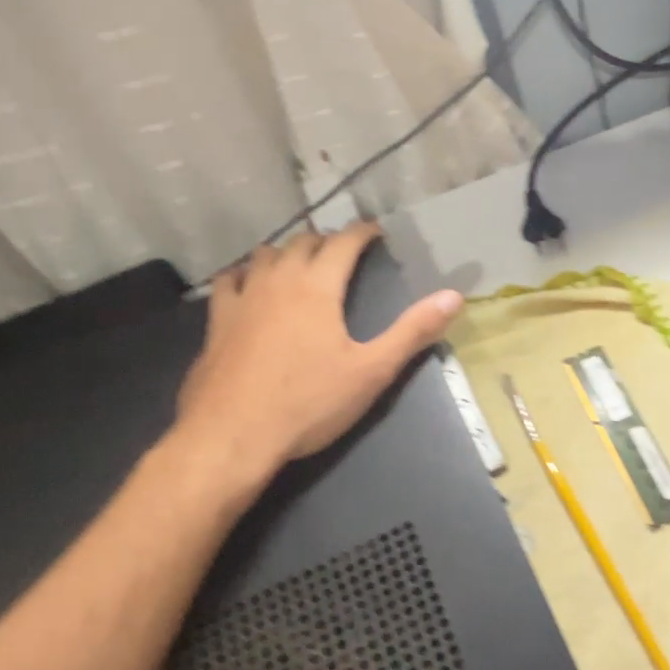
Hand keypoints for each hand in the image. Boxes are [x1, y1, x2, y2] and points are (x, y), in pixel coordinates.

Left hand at [165, 223, 462, 504]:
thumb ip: (412, 331)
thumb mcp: (371, 371)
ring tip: (299, 264)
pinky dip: (244, 275)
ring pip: (263, 256)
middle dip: (326, 241)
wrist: (231, 437)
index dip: (362, 232)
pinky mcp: (215, 322)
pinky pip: (229, 281)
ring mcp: (241, 299)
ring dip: (286, 253)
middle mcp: (277, 280)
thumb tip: (453, 296)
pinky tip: (247, 288)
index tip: (376, 231)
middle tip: (343, 252)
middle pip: (302, 243)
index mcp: (317, 287)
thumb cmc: (308, 403)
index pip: (343, 242)